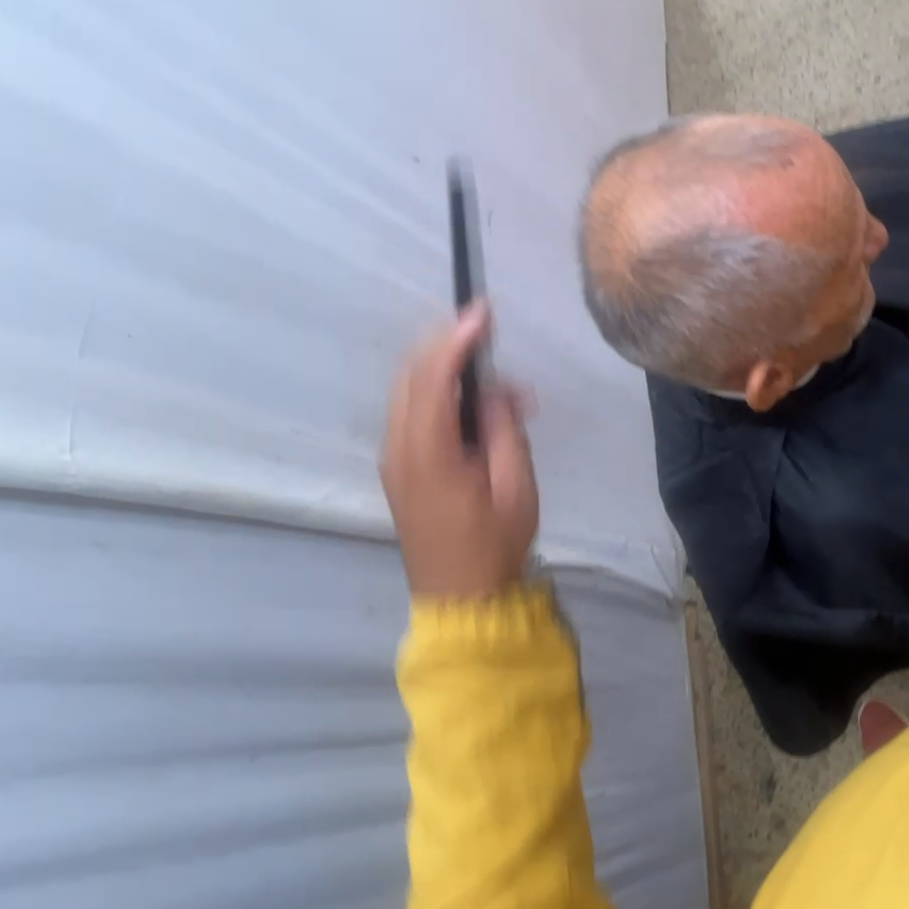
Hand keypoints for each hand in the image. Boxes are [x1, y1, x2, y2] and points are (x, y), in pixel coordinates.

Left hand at [381, 301, 538, 599]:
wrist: (460, 596)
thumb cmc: (495, 543)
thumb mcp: (515, 485)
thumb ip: (503, 429)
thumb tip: (494, 389)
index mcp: (427, 451)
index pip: (434, 378)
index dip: (457, 339)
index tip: (483, 311)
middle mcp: (398, 447)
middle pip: (411, 376)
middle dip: (446, 346)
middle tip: (485, 331)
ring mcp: (393, 458)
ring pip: (407, 392)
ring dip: (442, 370)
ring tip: (490, 372)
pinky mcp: (399, 468)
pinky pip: (410, 413)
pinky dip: (436, 394)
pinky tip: (471, 402)